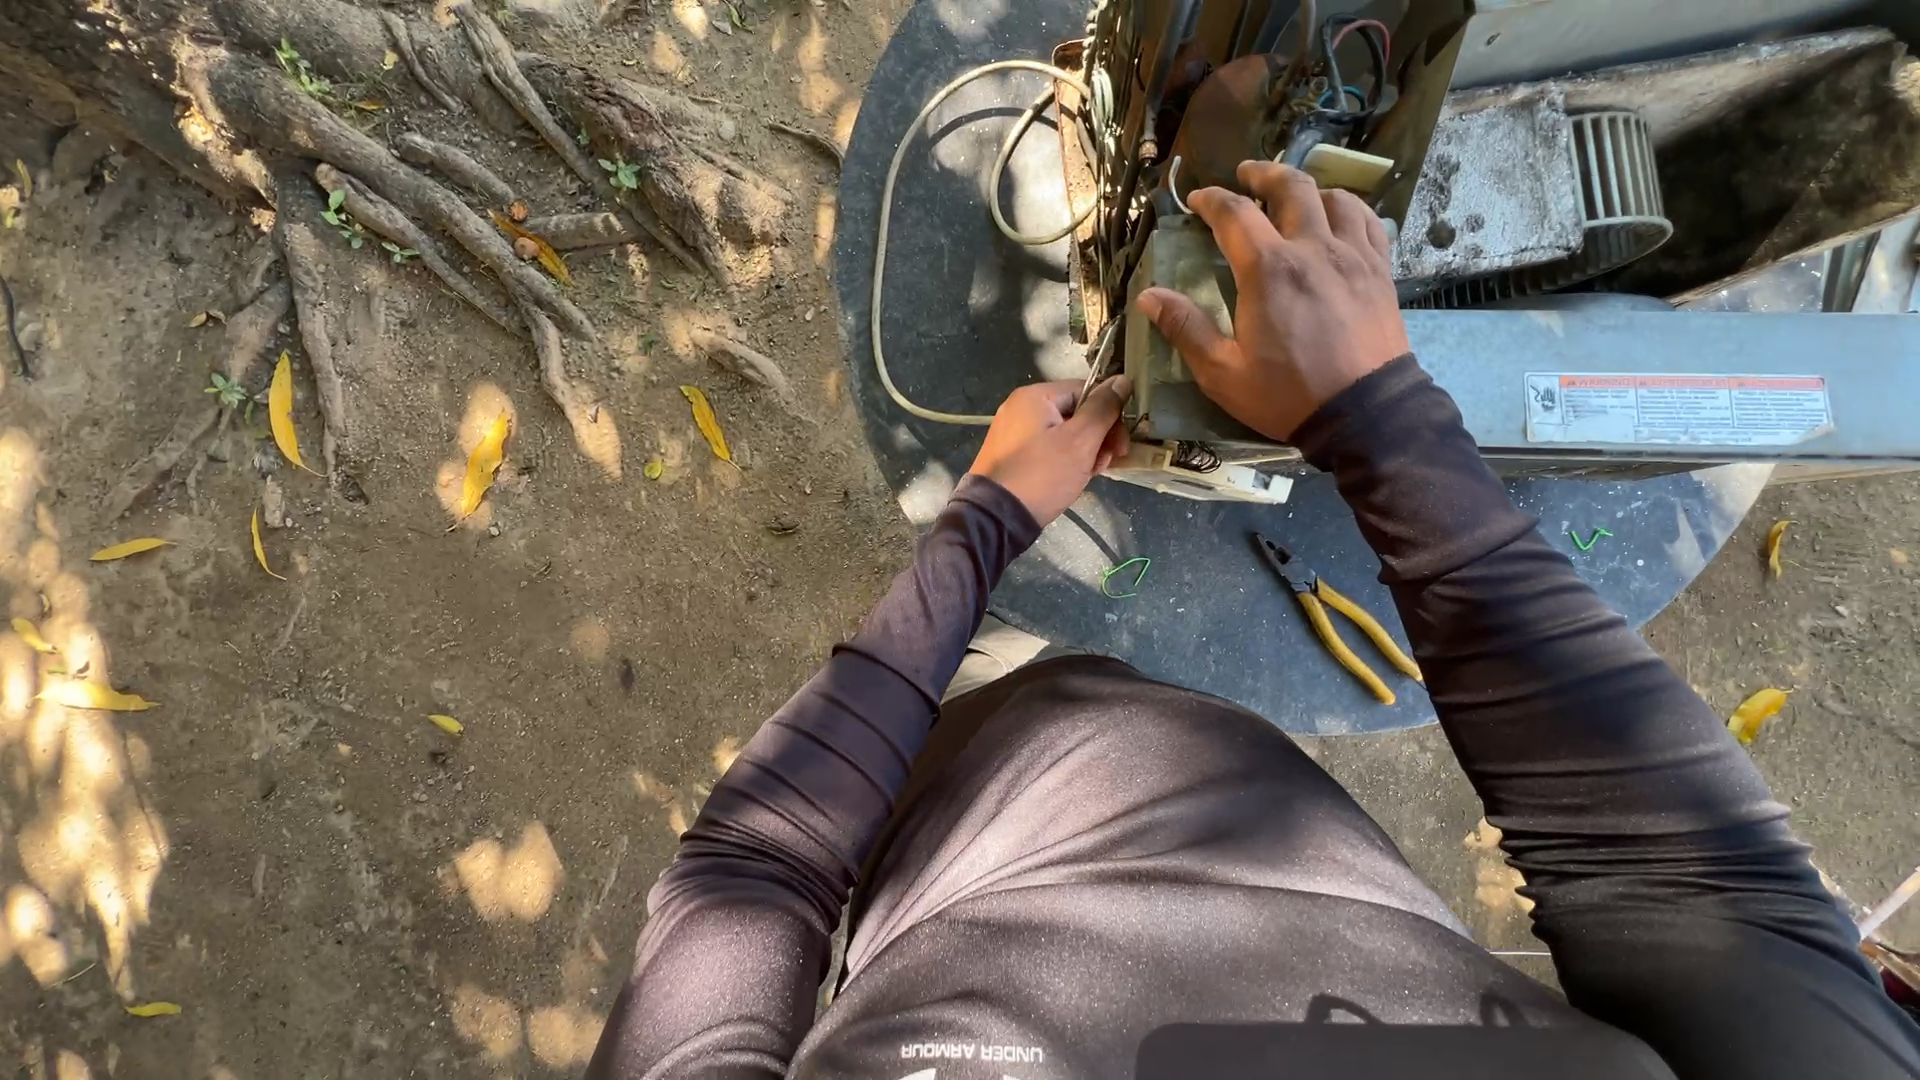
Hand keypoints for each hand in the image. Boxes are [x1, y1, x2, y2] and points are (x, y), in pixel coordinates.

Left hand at [968, 376, 1132, 526]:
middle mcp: (1020, 408)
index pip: (1086, 390)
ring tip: (1090, 474)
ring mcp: (1014, 433)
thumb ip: (1103, 408)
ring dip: (1085, 451)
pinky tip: (1073, 478)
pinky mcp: (1013, 456)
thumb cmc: (1042, 475)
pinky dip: (1065, 460)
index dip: (1109, 415)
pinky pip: (1048, 449)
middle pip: (1075, 412)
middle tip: (1107, 463)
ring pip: (1063, 433)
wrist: (997, 517)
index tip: (1121, 445)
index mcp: (1034, 396)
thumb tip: (1123, 380)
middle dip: (1098, 437)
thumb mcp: (1080, 440)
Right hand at [1135, 161, 1408, 440]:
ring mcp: (1353, 255)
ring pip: (1334, 197)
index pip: (1235, 215)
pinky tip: (1337, 217)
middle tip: (1246, 174)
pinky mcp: (1379, 270)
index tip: (1197, 200)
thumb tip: (1149, 297)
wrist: (1363, 413)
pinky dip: (1347, 208)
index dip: (1212, 201)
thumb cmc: (1285, 394)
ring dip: (1307, 188)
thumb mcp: (1222, 372)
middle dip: (1264, 175)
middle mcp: (1312, 248)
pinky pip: (1367, 220)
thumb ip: (1186, 329)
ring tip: (1292, 195)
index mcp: (1268, 270)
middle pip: (1291, 188)